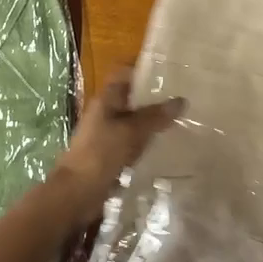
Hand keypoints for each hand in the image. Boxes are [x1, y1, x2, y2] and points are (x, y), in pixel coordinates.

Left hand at [52, 70, 184, 204]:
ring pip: (135, 121)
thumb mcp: (131, 131)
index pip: (125, 73)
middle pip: (132, 97)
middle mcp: (107, 112)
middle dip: (155, 97)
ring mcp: (108, 134)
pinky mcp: (112, 154)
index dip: (144, 69)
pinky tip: (166, 145)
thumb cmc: (101, 154)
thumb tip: (181, 100)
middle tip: (184, 95)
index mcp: (106, 99)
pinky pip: (134, 142)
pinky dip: (147, 142)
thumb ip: (155, 116)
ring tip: (182, 119)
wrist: (78, 192)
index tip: (170, 70)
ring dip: (153, 121)